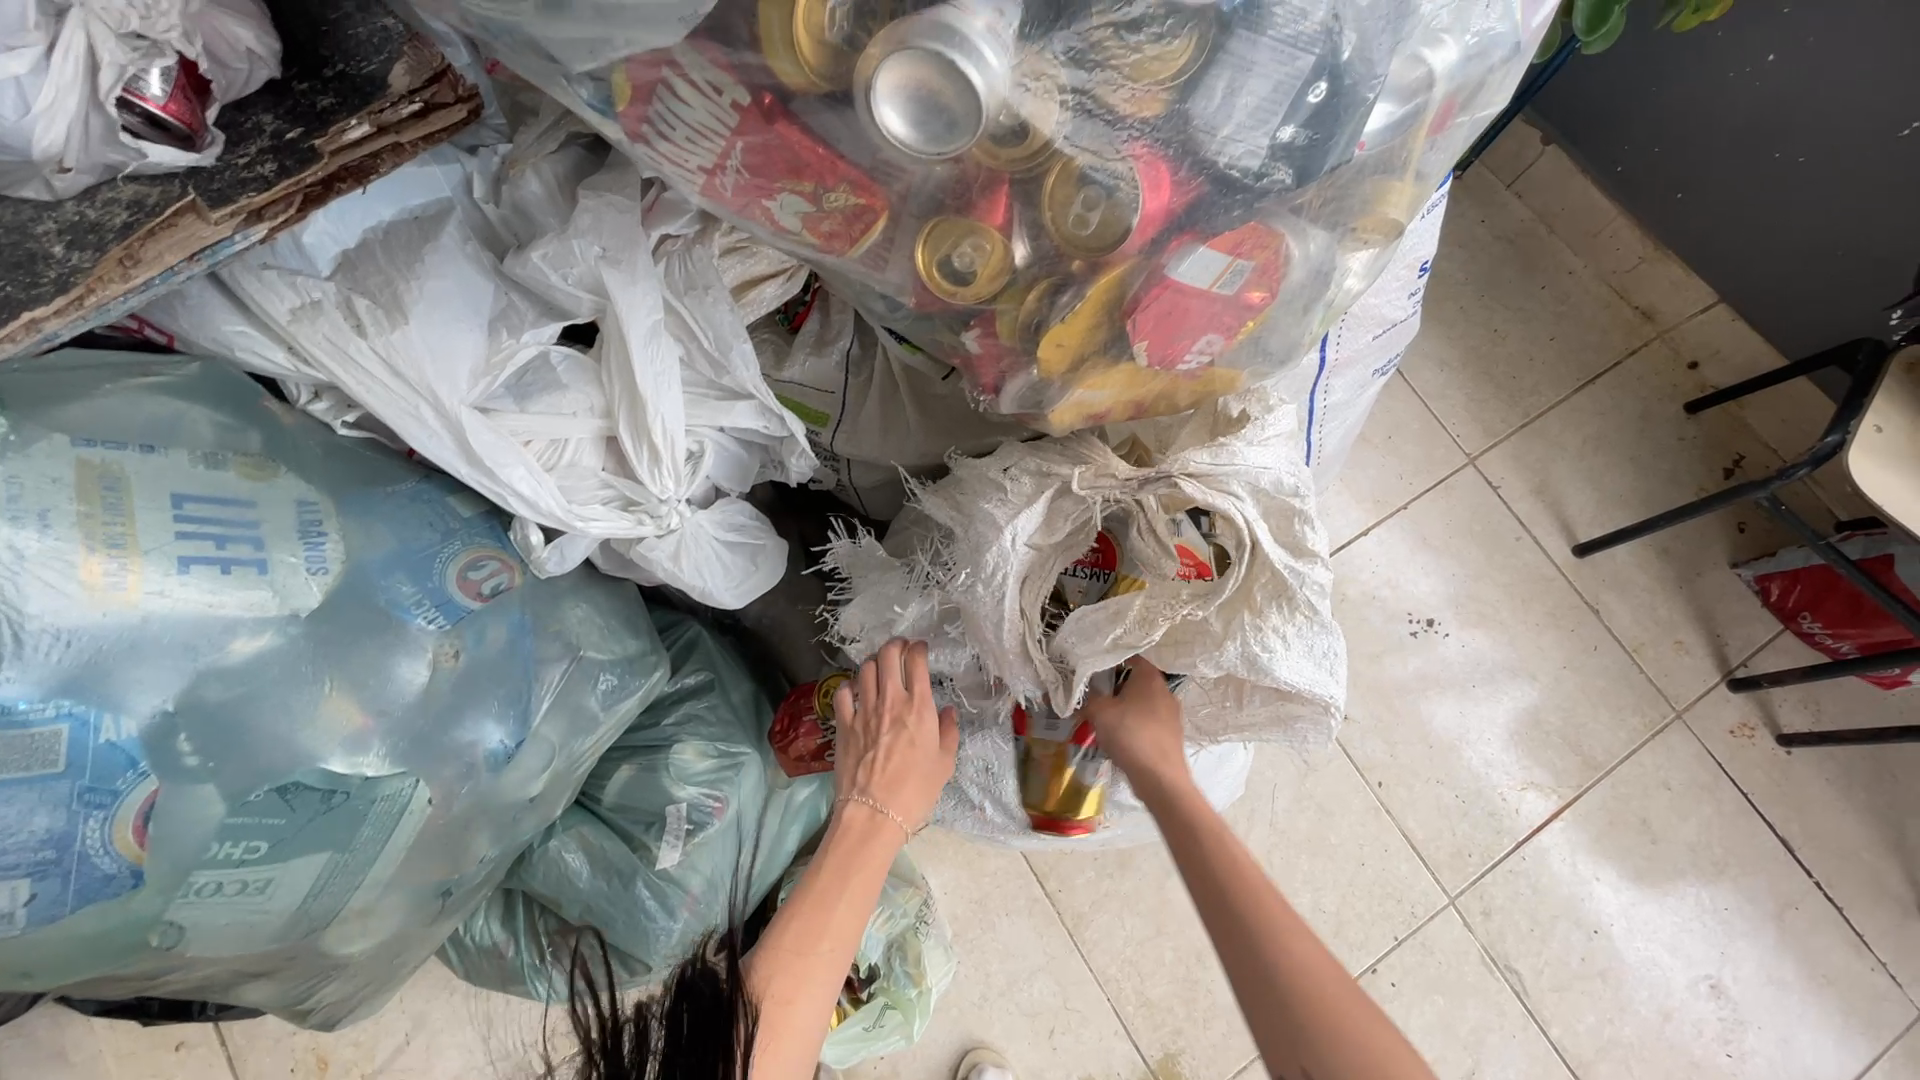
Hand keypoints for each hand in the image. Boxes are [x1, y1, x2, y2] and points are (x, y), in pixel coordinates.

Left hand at [832, 639, 959, 834]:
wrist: (874, 812)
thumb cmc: (915, 791)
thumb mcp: (944, 763)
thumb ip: (949, 732)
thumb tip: (948, 712)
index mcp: (918, 707)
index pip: (916, 661)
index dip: (918, 648)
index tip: (920, 649)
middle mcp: (890, 700)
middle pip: (887, 655)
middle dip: (895, 646)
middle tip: (899, 649)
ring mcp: (863, 710)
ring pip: (865, 669)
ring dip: (874, 663)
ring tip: (879, 668)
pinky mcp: (843, 723)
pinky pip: (843, 692)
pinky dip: (850, 685)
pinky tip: (855, 691)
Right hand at [1078, 657, 1192, 804]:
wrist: (1159, 777)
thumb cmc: (1129, 734)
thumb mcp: (1099, 711)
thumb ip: (1087, 697)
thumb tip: (1080, 693)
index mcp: (1150, 676)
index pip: (1130, 656)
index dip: (1110, 661)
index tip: (1093, 669)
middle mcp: (1165, 689)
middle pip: (1136, 680)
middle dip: (1115, 687)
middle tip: (1095, 696)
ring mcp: (1172, 713)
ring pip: (1142, 702)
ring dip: (1125, 708)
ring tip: (1105, 720)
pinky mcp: (1172, 733)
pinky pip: (1149, 721)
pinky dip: (1135, 724)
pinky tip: (1121, 738)